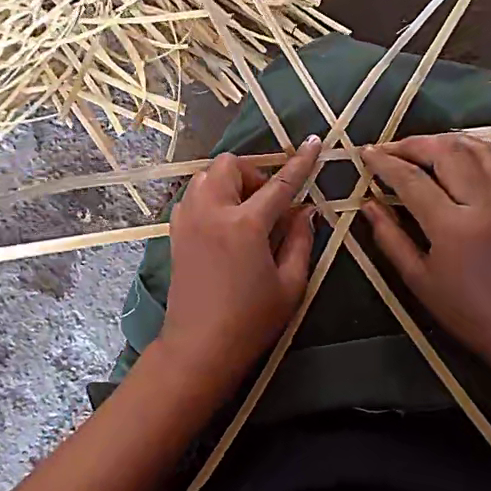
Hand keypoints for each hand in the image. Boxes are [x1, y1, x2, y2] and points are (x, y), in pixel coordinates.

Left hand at [156, 136, 322, 369]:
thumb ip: (301, 240)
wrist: (199, 349)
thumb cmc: (252, 321)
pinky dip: (210, 198)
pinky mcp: (175, 234)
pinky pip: (192, 197)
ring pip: (205, 177)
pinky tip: (224, 224)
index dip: (301, 162)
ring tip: (246, 213)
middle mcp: (211, 212)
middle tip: (269, 204)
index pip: (280, 184)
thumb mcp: (290, 284)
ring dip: (229, 183)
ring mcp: (187, 221)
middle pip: (229, 166)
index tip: (315, 141)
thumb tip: (307, 210)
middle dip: (253, 175)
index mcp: (244, 225)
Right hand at [360, 134, 490, 362]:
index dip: (384, 163)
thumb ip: (390, 237)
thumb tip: (368, 204)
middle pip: (445, 153)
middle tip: (387, 148)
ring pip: (474, 148)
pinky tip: (456, 152)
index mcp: (453, 227)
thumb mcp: (418, 280)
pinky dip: (472, 147)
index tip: (365, 153)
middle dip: (412, 144)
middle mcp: (482, 203)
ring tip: (417, 146)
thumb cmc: (466, 311)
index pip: (412, 180)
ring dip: (442, 140)